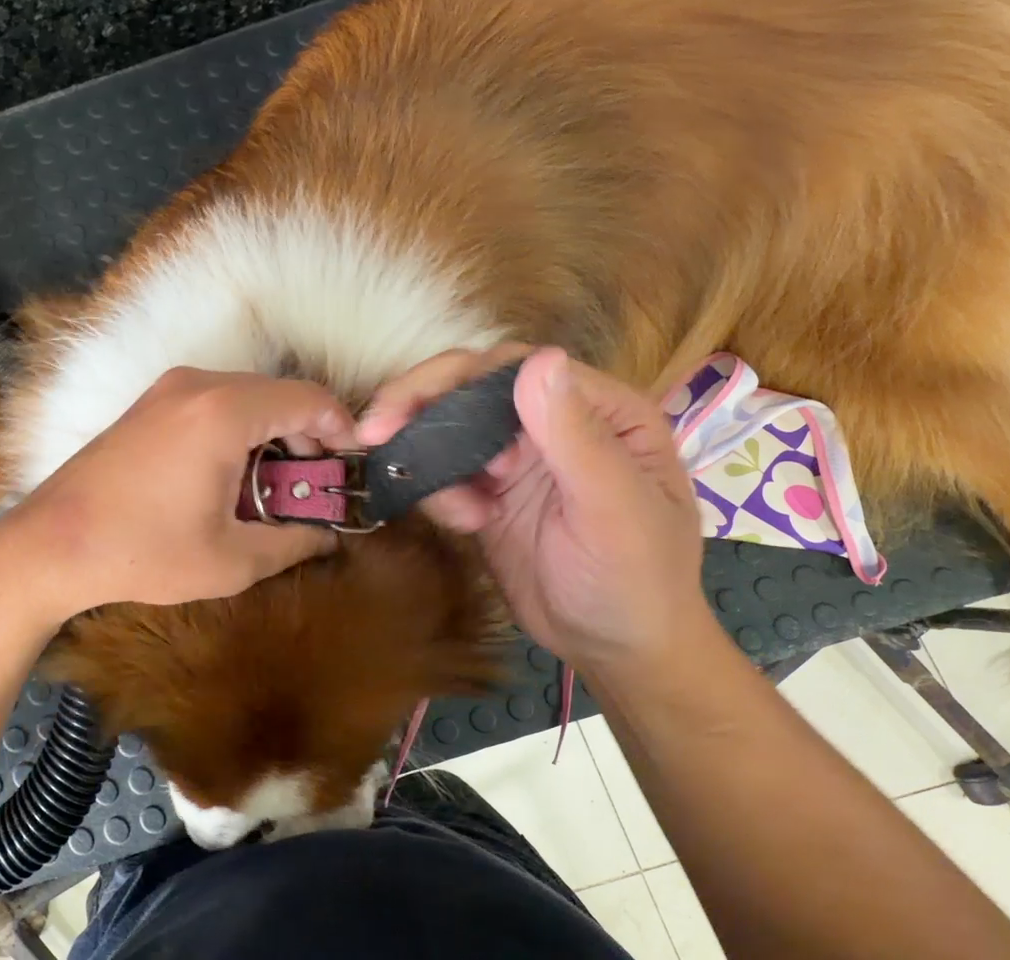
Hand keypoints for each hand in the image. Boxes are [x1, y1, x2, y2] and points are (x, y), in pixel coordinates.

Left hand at [0, 367, 354, 622]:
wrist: (52, 543)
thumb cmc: (143, 552)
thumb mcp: (231, 559)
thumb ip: (293, 541)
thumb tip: (330, 536)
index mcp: (223, 411)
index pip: (309, 398)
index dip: (343, 429)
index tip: (353, 467)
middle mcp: (196, 385)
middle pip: (278, 392)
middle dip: (307, 435)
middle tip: (316, 485)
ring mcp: (165, 390)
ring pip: (244, 396)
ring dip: (271, 432)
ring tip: (277, 487)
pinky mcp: (147, 404)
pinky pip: (211, 402)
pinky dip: (237, 428)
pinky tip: (234, 475)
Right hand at [360, 347, 711, 678]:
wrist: (614, 650)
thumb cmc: (636, 579)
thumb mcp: (614, 509)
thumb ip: (576, 436)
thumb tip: (538, 358)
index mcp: (602, 411)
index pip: (517, 367)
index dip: (460, 381)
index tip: (418, 415)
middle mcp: (555, 421)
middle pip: (471, 385)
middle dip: (420, 404)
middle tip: (373, 432)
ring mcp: (516, 456)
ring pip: (447, 424)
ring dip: (427, 456)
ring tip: (453, 512)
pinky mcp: (486, 489)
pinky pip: (440, 468)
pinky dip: (435, 491)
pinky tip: (463, 525)